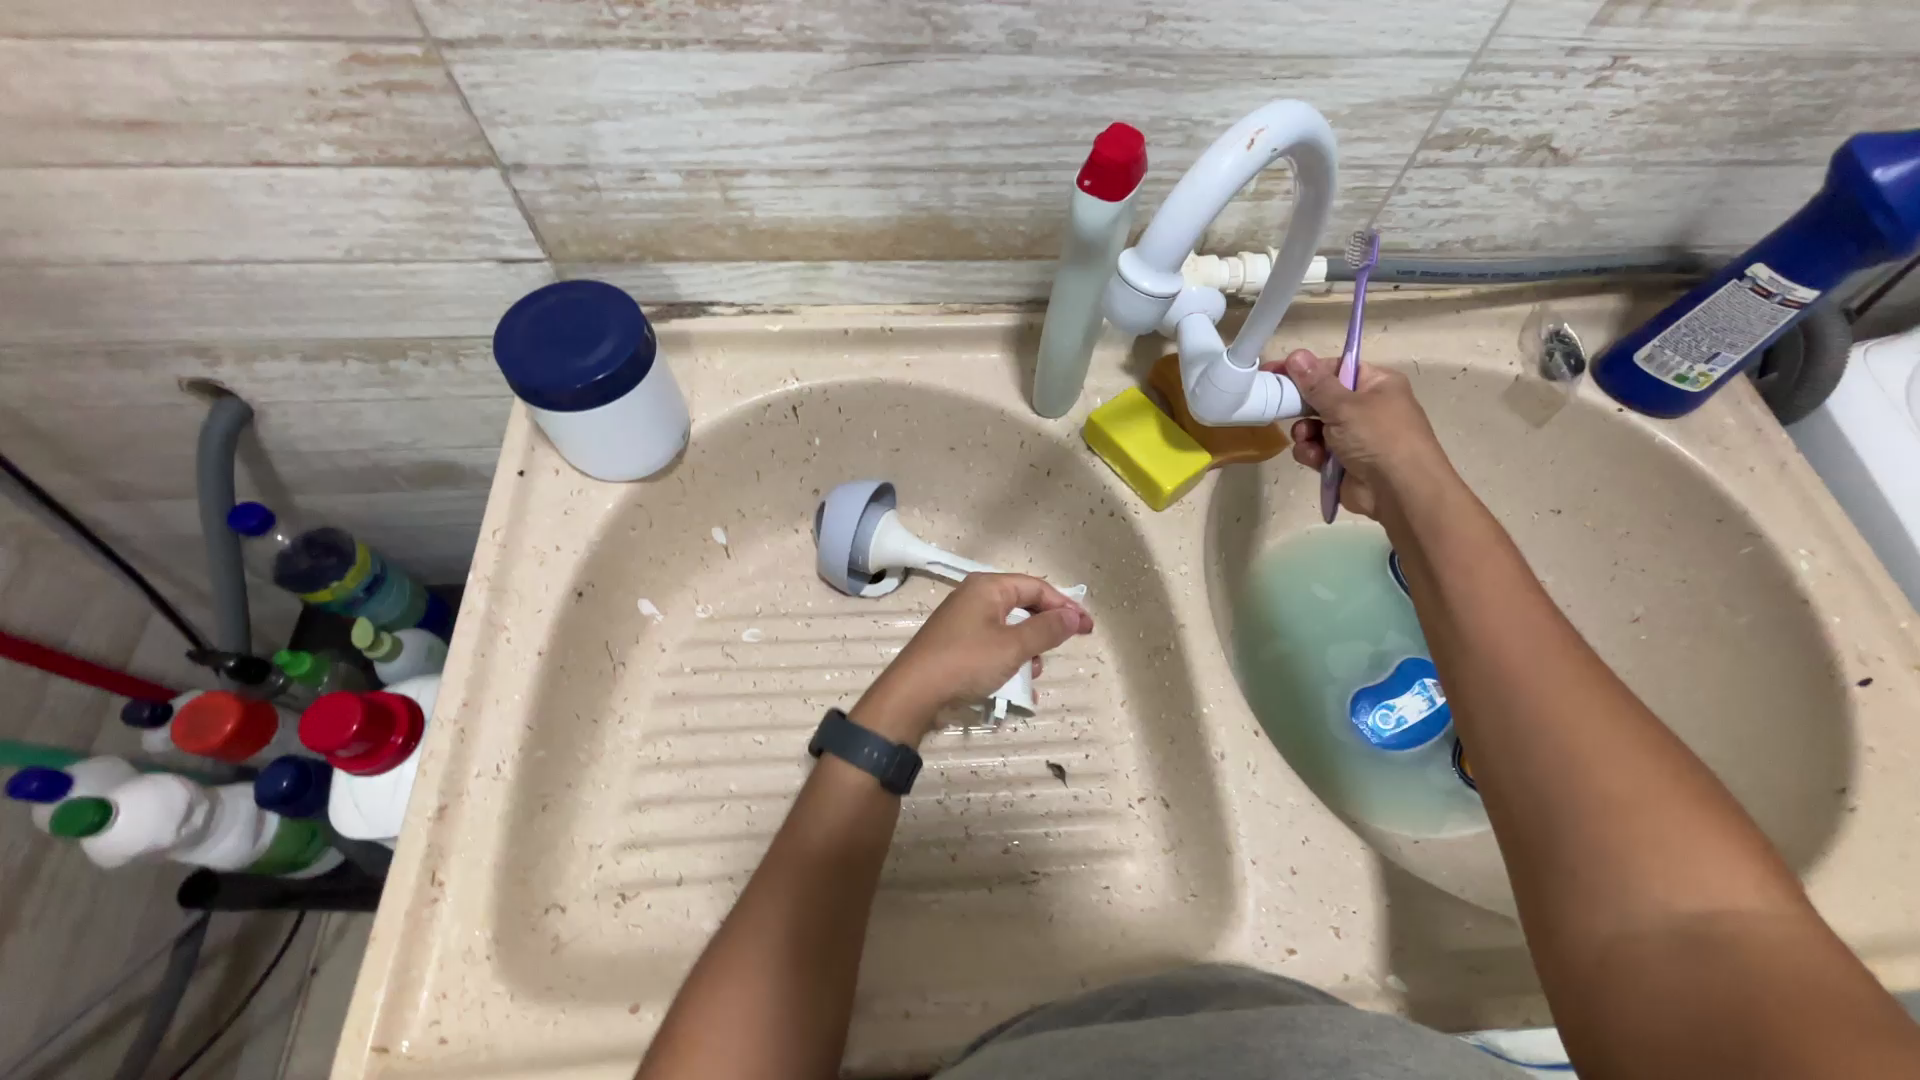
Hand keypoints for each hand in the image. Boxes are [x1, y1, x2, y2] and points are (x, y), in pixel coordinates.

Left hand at [851, 573, 1092, 744]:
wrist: (913, 695)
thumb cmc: (965, 662)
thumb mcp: (1013, 646)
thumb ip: (1047, 630)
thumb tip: (1073, 616)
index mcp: (987, 588)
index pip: (1036, 587)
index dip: (1065, 606)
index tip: (1087, 628)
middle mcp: (974, 598)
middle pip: (1023, 606)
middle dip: (1045, 629)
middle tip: (1063, 648)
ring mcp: (963, 623)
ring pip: (1009, 629)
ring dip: (1027, 650)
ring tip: (1032, 673)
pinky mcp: (956, 646)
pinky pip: (993, 647)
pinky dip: (1009, 661)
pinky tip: (1017, 684)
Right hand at [1262, 349, 1451, 520]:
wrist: (1399, 490)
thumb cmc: (1378, 437)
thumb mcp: (1345, 405)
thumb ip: (1316, 383)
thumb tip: (1296, 354)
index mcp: (1375, 384)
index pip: (1334, 368)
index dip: (1304, 369)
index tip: (1275, 371)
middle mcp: (1366, 406)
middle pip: (1321, 398)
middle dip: (1302, 406)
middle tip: (1280, 405)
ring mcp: (1354, 435)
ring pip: (1314, 426)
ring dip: (1305, 433)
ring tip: (1306, 439)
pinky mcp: (1342, 460)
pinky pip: (1316, 450)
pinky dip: (1311, 453)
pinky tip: (1316, 459)